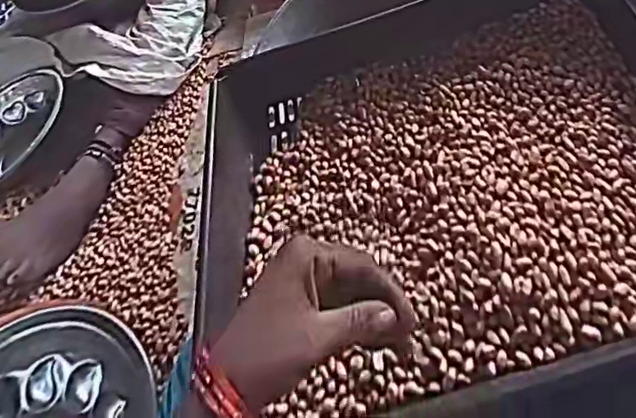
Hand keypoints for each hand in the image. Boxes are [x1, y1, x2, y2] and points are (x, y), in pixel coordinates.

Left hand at [208, 235, 416, 409]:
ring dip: (373, 316)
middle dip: (383, 305)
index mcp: (305, 253)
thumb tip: (393, 316)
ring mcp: (301, 279)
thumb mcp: (316, 337)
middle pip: (357, 277)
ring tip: (399, 341)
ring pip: (350, 293)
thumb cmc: (264, 353)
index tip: (412, 319)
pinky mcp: (299, 302)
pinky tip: (377, 340)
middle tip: (409, 333)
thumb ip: (358, 322)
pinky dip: (356, 323)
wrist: (222, 383)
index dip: (390, 293)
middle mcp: (304, 258)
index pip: (362, 264)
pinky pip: (336, 306)